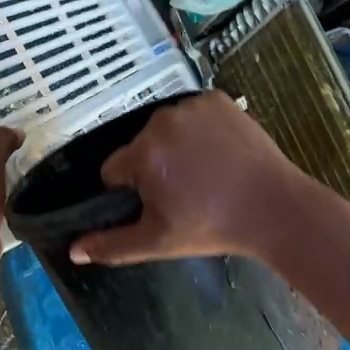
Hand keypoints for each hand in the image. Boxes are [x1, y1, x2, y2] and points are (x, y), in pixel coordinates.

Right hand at [70, 92, 314, 265]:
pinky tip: (218, 151)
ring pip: (165, 128)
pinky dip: (200, 129)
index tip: (161, 205)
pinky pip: (192, 113)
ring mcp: (191, 106)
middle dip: (154, 167)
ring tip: (204, 172)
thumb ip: (111, 244)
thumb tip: (73, 250)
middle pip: (140, 146)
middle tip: (186, 192)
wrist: (276, 208)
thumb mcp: (158, 242)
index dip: (132, 191)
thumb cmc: (212, 226)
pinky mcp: (216, 98)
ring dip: (175, 146)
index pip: (115, 170)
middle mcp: (161, 121)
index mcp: (143, 154)